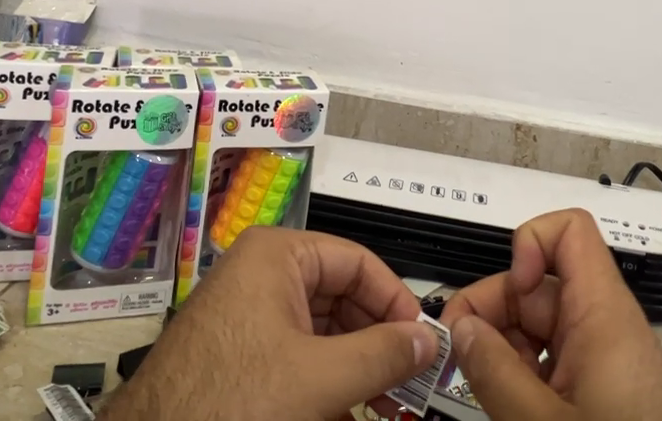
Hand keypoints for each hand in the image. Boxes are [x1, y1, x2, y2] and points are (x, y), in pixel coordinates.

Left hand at [102, 227, 438, 420]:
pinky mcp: (239, 352)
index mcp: (278, 255)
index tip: (422, 343)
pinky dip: (326, 382)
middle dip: (377, 342)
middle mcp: (262, 274)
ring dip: (356, 367)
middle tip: (410, 382)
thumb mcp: (320, 378)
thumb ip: (382, 355)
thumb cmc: (234, 401)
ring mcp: (248, 313)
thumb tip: (428, 341)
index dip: (395, 301)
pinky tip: (347, 411)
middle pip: (341, 296)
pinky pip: (297, 355)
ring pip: (321, 331)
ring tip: (387, 404)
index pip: (357, 261)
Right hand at [441, 209, 661, 420]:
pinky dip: (523, 376)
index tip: (507, 292)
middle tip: (454, 355)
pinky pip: (553, 362)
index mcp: (602, 314)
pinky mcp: (603, 392)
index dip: (529, 243)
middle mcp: (605, 326)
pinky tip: (506, 407)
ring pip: (540, 326)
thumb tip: (460, 327)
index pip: (569, 231)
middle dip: (492, 310)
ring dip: (502, 349)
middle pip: (540, 284)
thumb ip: (494, 372)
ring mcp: (604, 361)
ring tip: (479, 390)